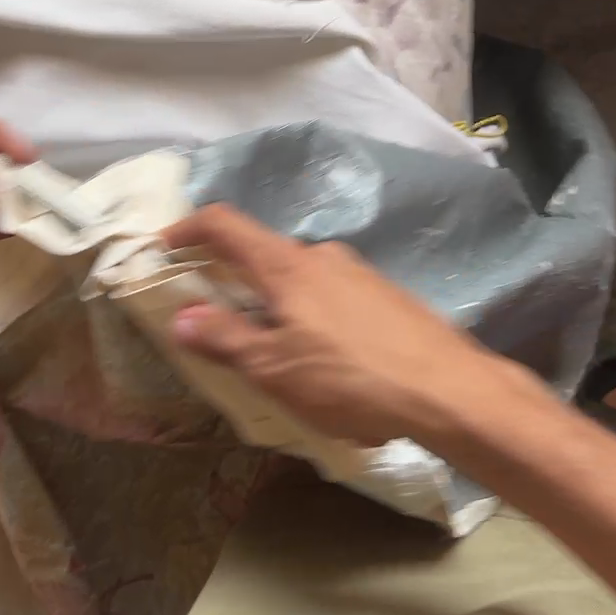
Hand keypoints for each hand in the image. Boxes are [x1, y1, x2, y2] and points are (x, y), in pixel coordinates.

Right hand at [161, 204, 520, 445]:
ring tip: (273, 352)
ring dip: (274, 303)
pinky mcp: (386, 296)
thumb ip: (224, 338)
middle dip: (232, 278)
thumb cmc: (350, 377)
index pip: (225, 224)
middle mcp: (321, 255)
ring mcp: (358, 273)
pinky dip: (309, 316)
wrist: (450, 390)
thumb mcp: (274, 368)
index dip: (188, 228)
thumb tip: (181, 316)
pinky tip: (325, 361)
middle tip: (216, 317)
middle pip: (262, 253)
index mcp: (286, 264)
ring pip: (299, 279)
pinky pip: (331, 297)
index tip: (164, 247)